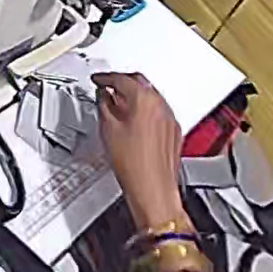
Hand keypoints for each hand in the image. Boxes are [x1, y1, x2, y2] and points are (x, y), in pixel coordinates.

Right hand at [93, 71, 185, 228]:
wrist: (154, 193)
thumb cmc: (134, 166)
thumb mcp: (108, 129)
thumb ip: (104, 105)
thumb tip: (103, 96)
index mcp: (145, 100)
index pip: (122, 79)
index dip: (106, 78)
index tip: (98, 79)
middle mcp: (161, 106)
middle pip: (139, 83)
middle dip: (122, 82)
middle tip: (107, 86)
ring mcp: (170, 119)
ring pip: (150, 96)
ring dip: (135, 96)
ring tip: (118, 104)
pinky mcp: (174, 132)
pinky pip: (158, 111)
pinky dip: (145, 110)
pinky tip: (134, 121)